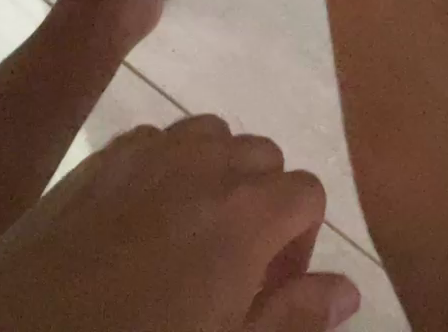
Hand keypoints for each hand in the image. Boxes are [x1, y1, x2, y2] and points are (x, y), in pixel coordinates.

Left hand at [0, 116, 359, 331]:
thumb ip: (292, 317)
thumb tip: (347, 288)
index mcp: (246, 215)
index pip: (306, 190)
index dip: (300, 237)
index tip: (270, 285)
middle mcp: (204, 165)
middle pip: (262, 153)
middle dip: (263, 199)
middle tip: (232, 264)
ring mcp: (148, 152)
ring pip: (211, 134)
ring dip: (217, 172)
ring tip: (189, 234)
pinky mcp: (100, 156)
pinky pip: (157, 137)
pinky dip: (167, 163)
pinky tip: (138, 221)